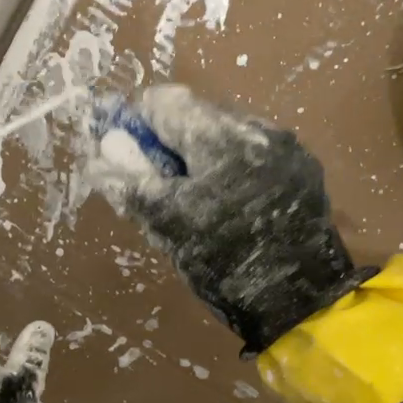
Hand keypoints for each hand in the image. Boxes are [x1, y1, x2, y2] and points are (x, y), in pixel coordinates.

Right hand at [89, 85, 368, 353]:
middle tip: (148, 183)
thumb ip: (133, 183)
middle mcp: (257, 130)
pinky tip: (222, 206)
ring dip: (196, 158)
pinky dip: (225, 172)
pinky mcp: (300, 173)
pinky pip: (250, 158)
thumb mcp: (168, 226)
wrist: (298, 300)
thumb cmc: (224, 265)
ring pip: (223, 138)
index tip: (119, 150)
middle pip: (197, 117)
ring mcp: (284, 149)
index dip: (136, 122)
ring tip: (186, 200)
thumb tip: (101, 151)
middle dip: (166, 143)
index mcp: (220, 138)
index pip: (165, 102)